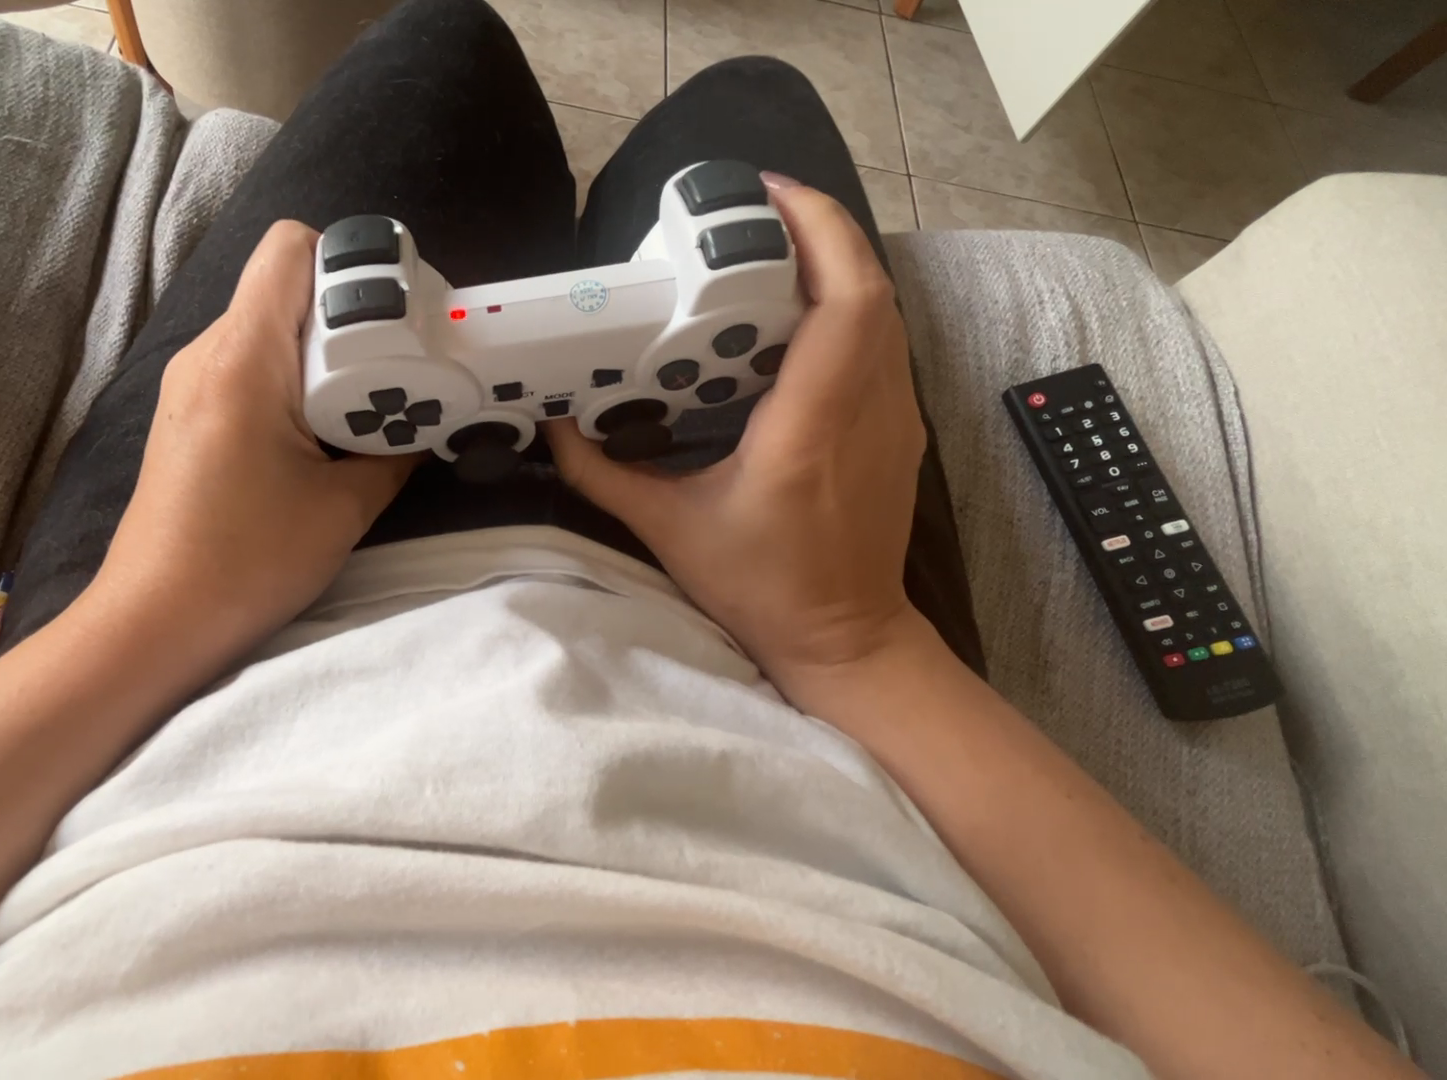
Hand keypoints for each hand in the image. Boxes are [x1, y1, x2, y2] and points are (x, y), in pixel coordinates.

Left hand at [77, 220, 417, 650]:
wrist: (157, 619)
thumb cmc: (249, 561)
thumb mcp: (345, 508)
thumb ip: (396, 453)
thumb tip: (425, 426)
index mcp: (246, 357)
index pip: (290, 248)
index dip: (349, 262)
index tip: (395, 315)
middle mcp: (208, 353)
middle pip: (285, 289)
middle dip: (348, 318)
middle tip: (396, 371)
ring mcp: (190, 383)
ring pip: (268, 331)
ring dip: (320, 358)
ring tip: (362, 411)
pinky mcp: (188, 415)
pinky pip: (249, 368)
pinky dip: (292, 385)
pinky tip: (317, 438)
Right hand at [547, 175, 927, 681]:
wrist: (845, 637)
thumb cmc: (759, 587)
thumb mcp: (667, 530)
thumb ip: (602, 474)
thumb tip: (552, 428)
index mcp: (809, 426)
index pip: (845, 300)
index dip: (818, 230)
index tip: (764, 195)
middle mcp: (867, 408)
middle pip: (869, 286)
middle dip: (820, 230)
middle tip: (751, 214)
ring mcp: (894, 417)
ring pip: (883, 312)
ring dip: (835, 266)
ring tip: (769, 252)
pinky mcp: (897, 430)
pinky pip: (881, 345)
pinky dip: (845, 308)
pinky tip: (793, 318)